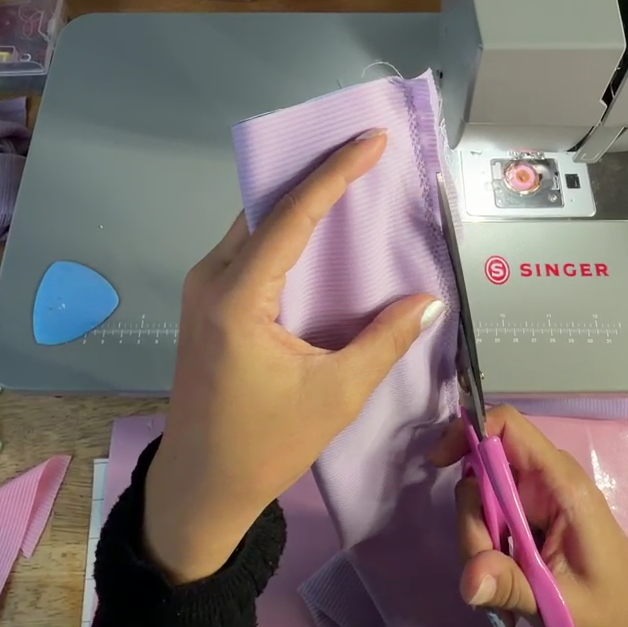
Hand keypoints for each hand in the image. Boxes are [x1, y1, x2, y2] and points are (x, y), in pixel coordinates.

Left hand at [143, 130, 444, 582]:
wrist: (199, 486)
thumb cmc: (264, 444)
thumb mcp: (335, 397)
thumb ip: (383, 342)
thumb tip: (429, 300)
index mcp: (237, 297)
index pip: (292, 216)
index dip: (334, 173)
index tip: (370, 140)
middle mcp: (212, 277)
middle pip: (267, 207)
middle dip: (315, 171)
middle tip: (364, 148)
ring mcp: (204, 285)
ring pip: (254, 221)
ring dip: (299, 196)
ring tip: (348, 175)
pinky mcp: (208, 297)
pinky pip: (249, 243)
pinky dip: (285, 225)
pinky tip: (318, 225)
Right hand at [430, 406, 627, 626]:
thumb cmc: (616, 608)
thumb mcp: (563, 601)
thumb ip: (512, 585)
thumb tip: (467, 578)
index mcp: (560, 481)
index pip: (507, 425)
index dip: (469, 431)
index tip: (439, 462)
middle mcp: (544, 480)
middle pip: (483, 471)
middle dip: (473, 519)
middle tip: (484, 567)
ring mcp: (535, 499)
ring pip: (482, 499)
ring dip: (479, 542)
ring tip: (503, 589)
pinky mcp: (530, 519)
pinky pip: (492, 521)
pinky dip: (489, 552)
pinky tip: (505, 585)